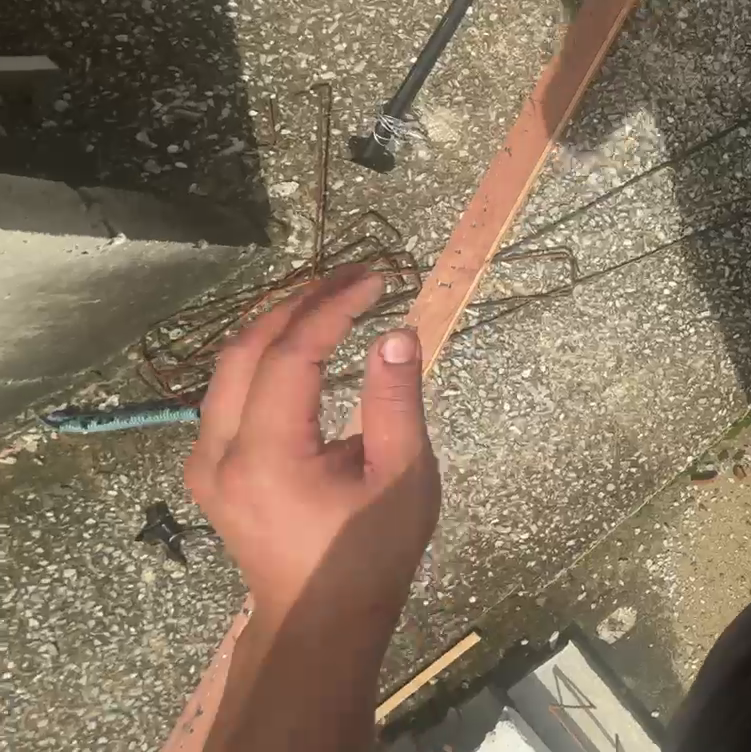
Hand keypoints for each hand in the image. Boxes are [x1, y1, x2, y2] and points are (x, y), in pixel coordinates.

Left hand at [186, 265, 440, 629]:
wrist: (324, 612)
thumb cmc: (374, 545)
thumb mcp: (404, 472)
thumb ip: (396, 401)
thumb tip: (396, 334)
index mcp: (266, 455)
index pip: (290, 357)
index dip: (333, 309)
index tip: (378, 279)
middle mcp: (218, 452)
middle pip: (242, 352)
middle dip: (298, 302)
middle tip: (355, 275)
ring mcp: (207, 461)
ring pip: (228, 369)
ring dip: (280, 323)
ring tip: (335, 295)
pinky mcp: (216, 466)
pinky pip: (232, 391)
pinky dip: (270, 353)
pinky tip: (307, 341)